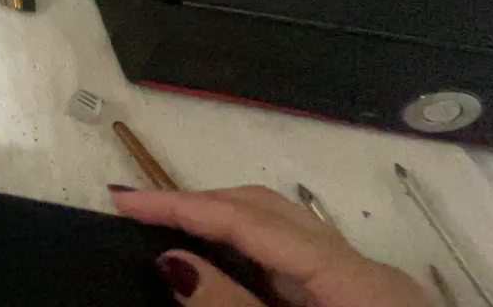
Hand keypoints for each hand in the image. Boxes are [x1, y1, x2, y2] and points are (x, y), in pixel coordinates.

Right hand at [113, 186, 430, 306]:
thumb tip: (170, 259)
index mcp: (358, 278)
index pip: (247, 218)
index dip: (178, 204)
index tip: (117, 200)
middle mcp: (369, 271)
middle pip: (267, 209)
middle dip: (199, 204)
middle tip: (140, 211)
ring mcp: (374, 291)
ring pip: (282, 231)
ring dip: (222, 224)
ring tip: (171, 230)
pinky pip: (297, 260)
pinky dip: (249, 252)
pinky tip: (222, 264)